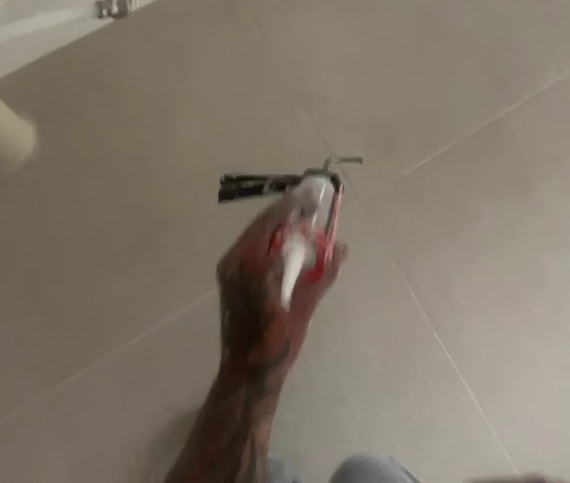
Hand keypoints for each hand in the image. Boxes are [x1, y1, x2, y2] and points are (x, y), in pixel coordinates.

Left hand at [214, 189, 346, 380]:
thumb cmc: (277, 344)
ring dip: (276, 224)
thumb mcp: (304, 308)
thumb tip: (342, 248)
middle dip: (286, 212)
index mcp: (253, 264)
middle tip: (309, 204)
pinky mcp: (227, 275)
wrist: (246, 373)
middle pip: (262, 224)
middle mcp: (235, 259)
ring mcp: (228, 267)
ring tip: (300, 219)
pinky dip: (266, 239)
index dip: (293, 205)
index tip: (312, 195)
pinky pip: (248, 247)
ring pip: (254, 234)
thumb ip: (322, 274)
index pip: (273, 221)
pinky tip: (284, 242)